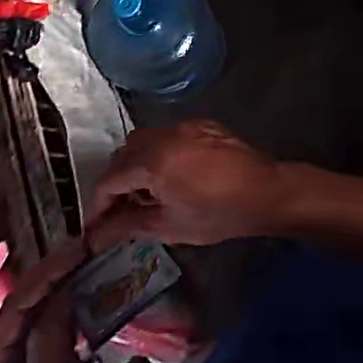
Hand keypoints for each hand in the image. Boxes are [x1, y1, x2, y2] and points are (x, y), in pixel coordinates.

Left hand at [0, 242, 95, 362]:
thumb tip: (62, 292)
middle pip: (20, 312)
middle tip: (87, 250)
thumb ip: (51, 337)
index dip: (45, 274)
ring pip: (35, 320)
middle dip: (52, 278)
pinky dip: (69, 310)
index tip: (77, 248)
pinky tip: (88, 298)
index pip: (13, 310)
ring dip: (62, 291)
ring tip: (90, 265)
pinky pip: (49, 333)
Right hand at [88, 121, 285, 248]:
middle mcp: (170, 134)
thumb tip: (95, 236)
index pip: (109, 178)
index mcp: (155, 158)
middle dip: (117, 182)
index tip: (97, 228)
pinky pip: (171, 136)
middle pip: (126, 154)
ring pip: (147, 140)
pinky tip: (172, 178)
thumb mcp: (168, 225)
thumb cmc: (218, 212)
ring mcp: (191, 126)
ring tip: (148, 196)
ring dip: (138, 165)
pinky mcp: (208, 126)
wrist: (267, 192)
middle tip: (121, 212)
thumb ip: (126, 226)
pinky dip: (161, 153)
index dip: (98, 206)